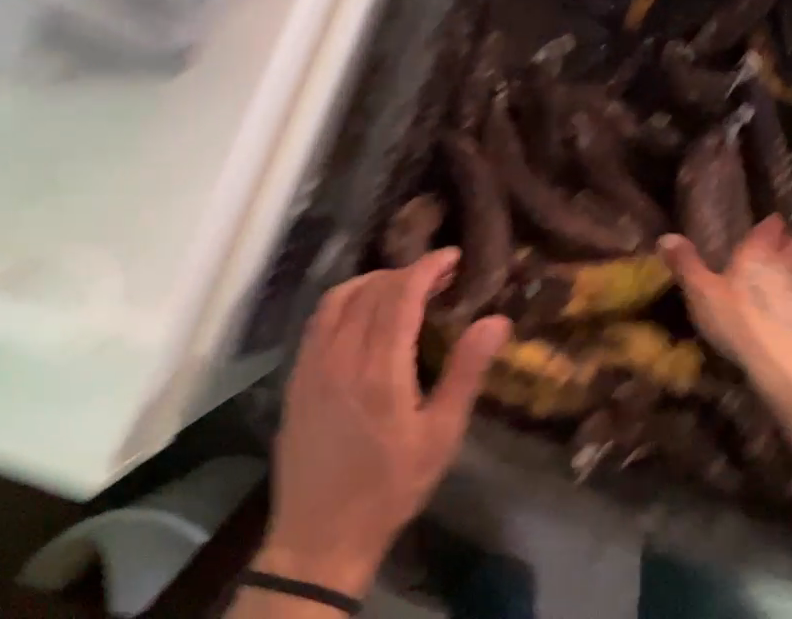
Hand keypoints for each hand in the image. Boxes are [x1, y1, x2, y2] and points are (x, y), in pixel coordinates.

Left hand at [258, 249, 511, 595]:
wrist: (320, 535)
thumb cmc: (391, 486)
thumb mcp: (441, 435)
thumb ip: (466, 372)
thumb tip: (496, 320)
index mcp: (380, 370)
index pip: (401, 295)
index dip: (427, 267)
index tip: (452, 257)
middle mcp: (340, 356)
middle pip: (372, 289)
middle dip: (407, 272)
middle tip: (438, 276)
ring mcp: (311, 364)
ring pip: (339, 297)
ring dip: (374, 281)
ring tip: (403, 287)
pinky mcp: (296, 376)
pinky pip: (319, 319)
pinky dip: (346, 300)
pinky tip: (364, 313)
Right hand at [659, 215, 791, 370]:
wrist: (779, 360)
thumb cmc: (735, 319)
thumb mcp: (701, 291)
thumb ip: (685, 264)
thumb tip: (665, 236)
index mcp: (754, 255)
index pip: (766, 231)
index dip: (771, 224)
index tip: (775, 218)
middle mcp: (780, 267)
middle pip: (791, 248)